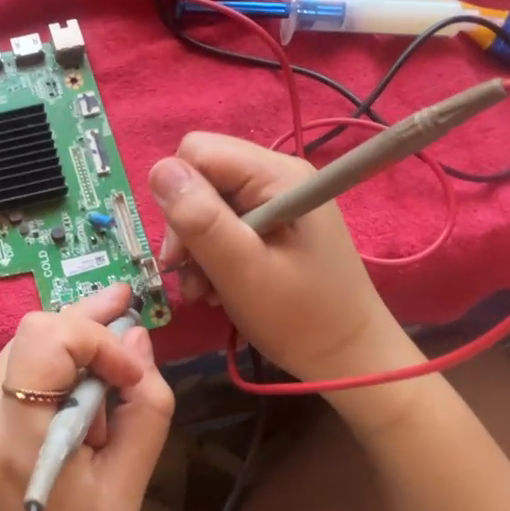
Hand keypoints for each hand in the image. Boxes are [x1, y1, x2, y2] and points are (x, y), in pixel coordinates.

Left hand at [0, 284, 173, 510]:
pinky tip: (75, 411)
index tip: (132, 371)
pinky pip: (5, 389)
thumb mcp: (123, 496)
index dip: (95, 335)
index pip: (44, 335)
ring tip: (111, 382)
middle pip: (28, 337)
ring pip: (17, 359)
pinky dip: (43, 385)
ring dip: (65, 357)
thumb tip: (139, 344)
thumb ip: (141, 413)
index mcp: (12, 437)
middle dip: (83, 330)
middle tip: (130, 310)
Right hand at [151, 132, 418, 384]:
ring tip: (204, 290)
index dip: (178, 195)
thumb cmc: (300, 318)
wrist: (350, 359)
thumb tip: (159, 170)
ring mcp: (277, 198)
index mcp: (276, 174)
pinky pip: (224, 221)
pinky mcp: (274, 222)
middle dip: (186, 225)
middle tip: (190, 277)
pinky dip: (211, 253)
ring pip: (207, 201)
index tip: (181, 251)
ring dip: (196, 246)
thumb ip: (200, 219)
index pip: (197, 151)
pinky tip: (218, 286)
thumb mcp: (243, 271)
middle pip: (200, 176)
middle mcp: (277, 174)